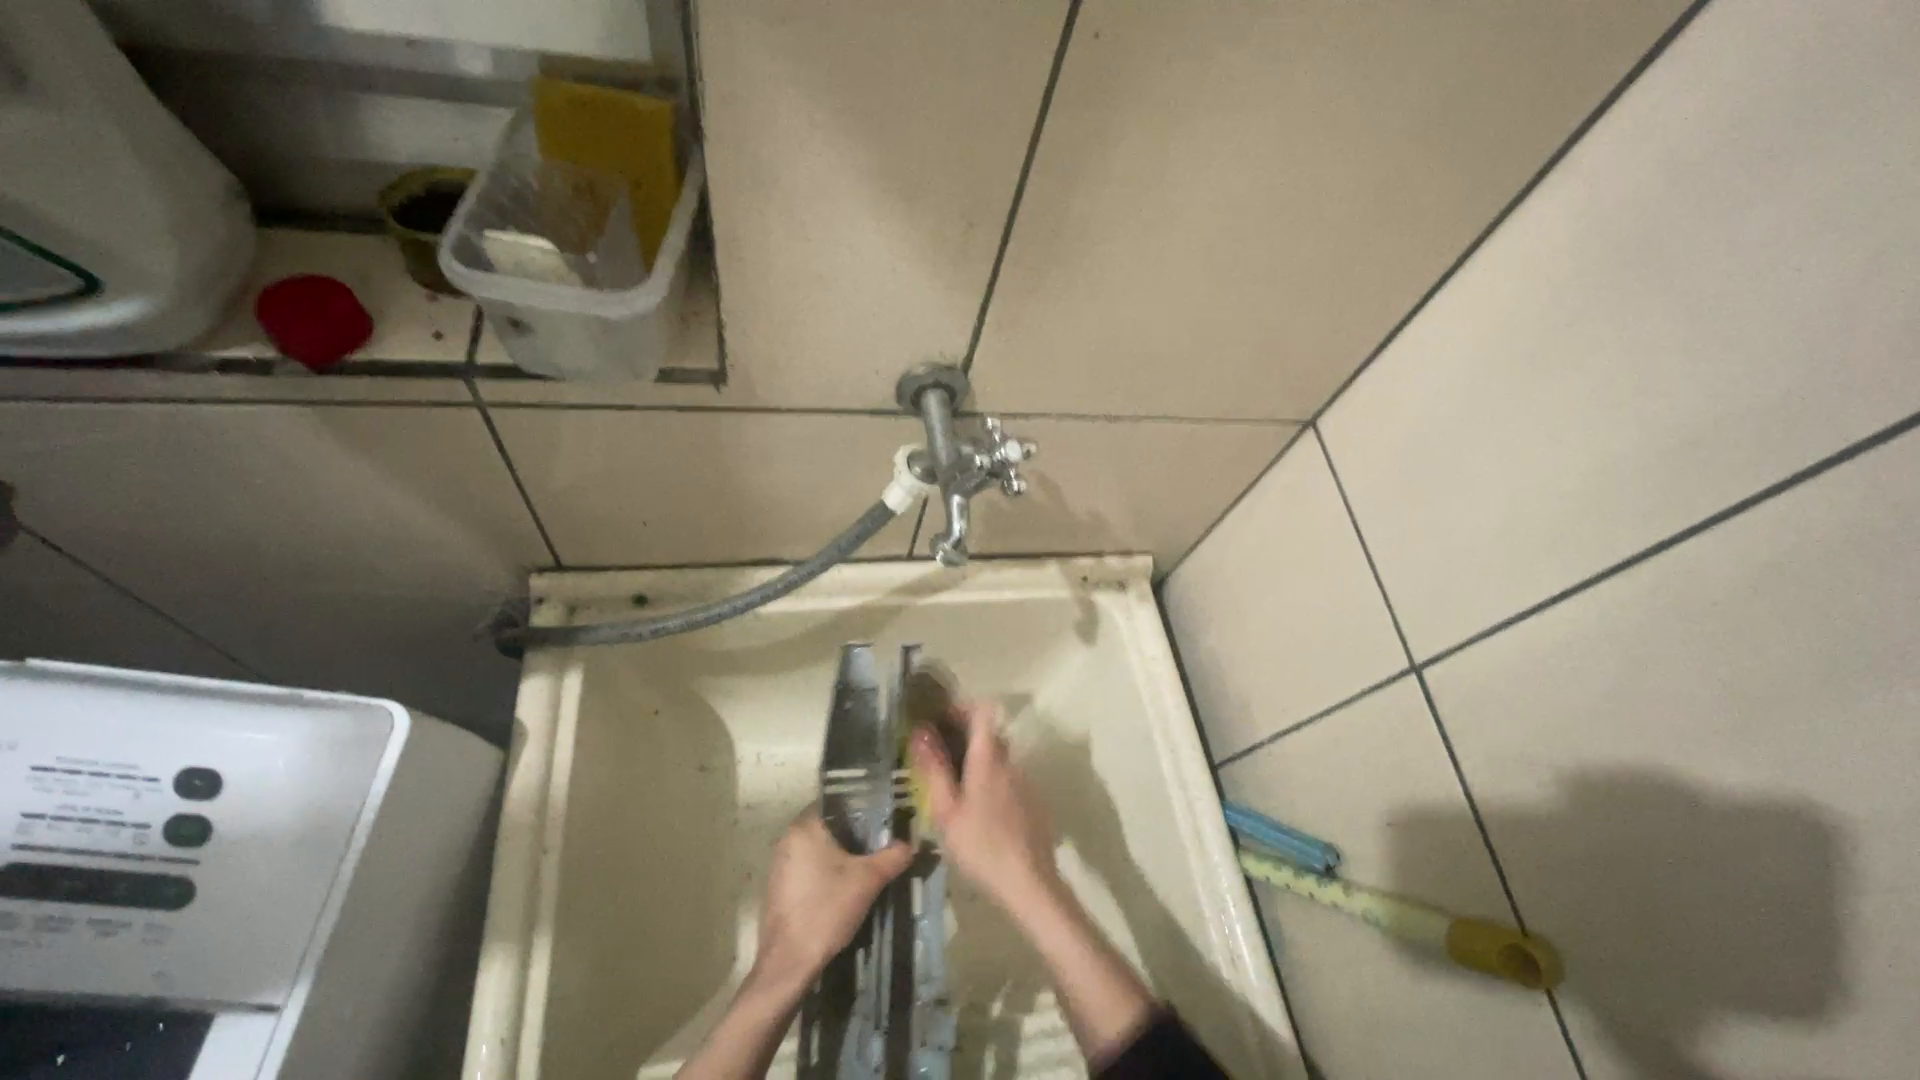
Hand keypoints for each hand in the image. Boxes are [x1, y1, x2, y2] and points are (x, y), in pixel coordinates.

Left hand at [752, 808, 912, 998]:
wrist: (789, 960)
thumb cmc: (827, 909)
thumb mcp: (868, 880)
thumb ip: (893, 856)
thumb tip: (911, 844)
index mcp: (804, 827)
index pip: (836, 802)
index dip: (861, 808)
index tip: (882, 819)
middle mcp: (787, 839)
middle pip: (828, 825)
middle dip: (854, 834)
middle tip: (881, 842)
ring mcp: (780, 863)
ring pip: (818, 848)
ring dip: (840, 854)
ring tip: (868, 864)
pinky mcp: (780, 886)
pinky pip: (808, 866)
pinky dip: (826, 871)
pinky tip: (845, 886)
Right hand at [909, 702, 1061, 911]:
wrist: (1029, 883)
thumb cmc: (980, 846)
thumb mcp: (946, 811)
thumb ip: (934, 768)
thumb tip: (920, 731)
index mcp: (988, 759)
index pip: (983, 712)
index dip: (963, 708)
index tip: (942, 720)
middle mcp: (1011, 763)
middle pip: (991, 735)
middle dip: (966, 737)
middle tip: (939, 757)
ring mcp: (1027, 782)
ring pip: (1001, 759)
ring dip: (979, 762)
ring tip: (956, 787)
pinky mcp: (1035, 802)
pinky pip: (1010, 779)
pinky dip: (993, 782)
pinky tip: (980, 811)